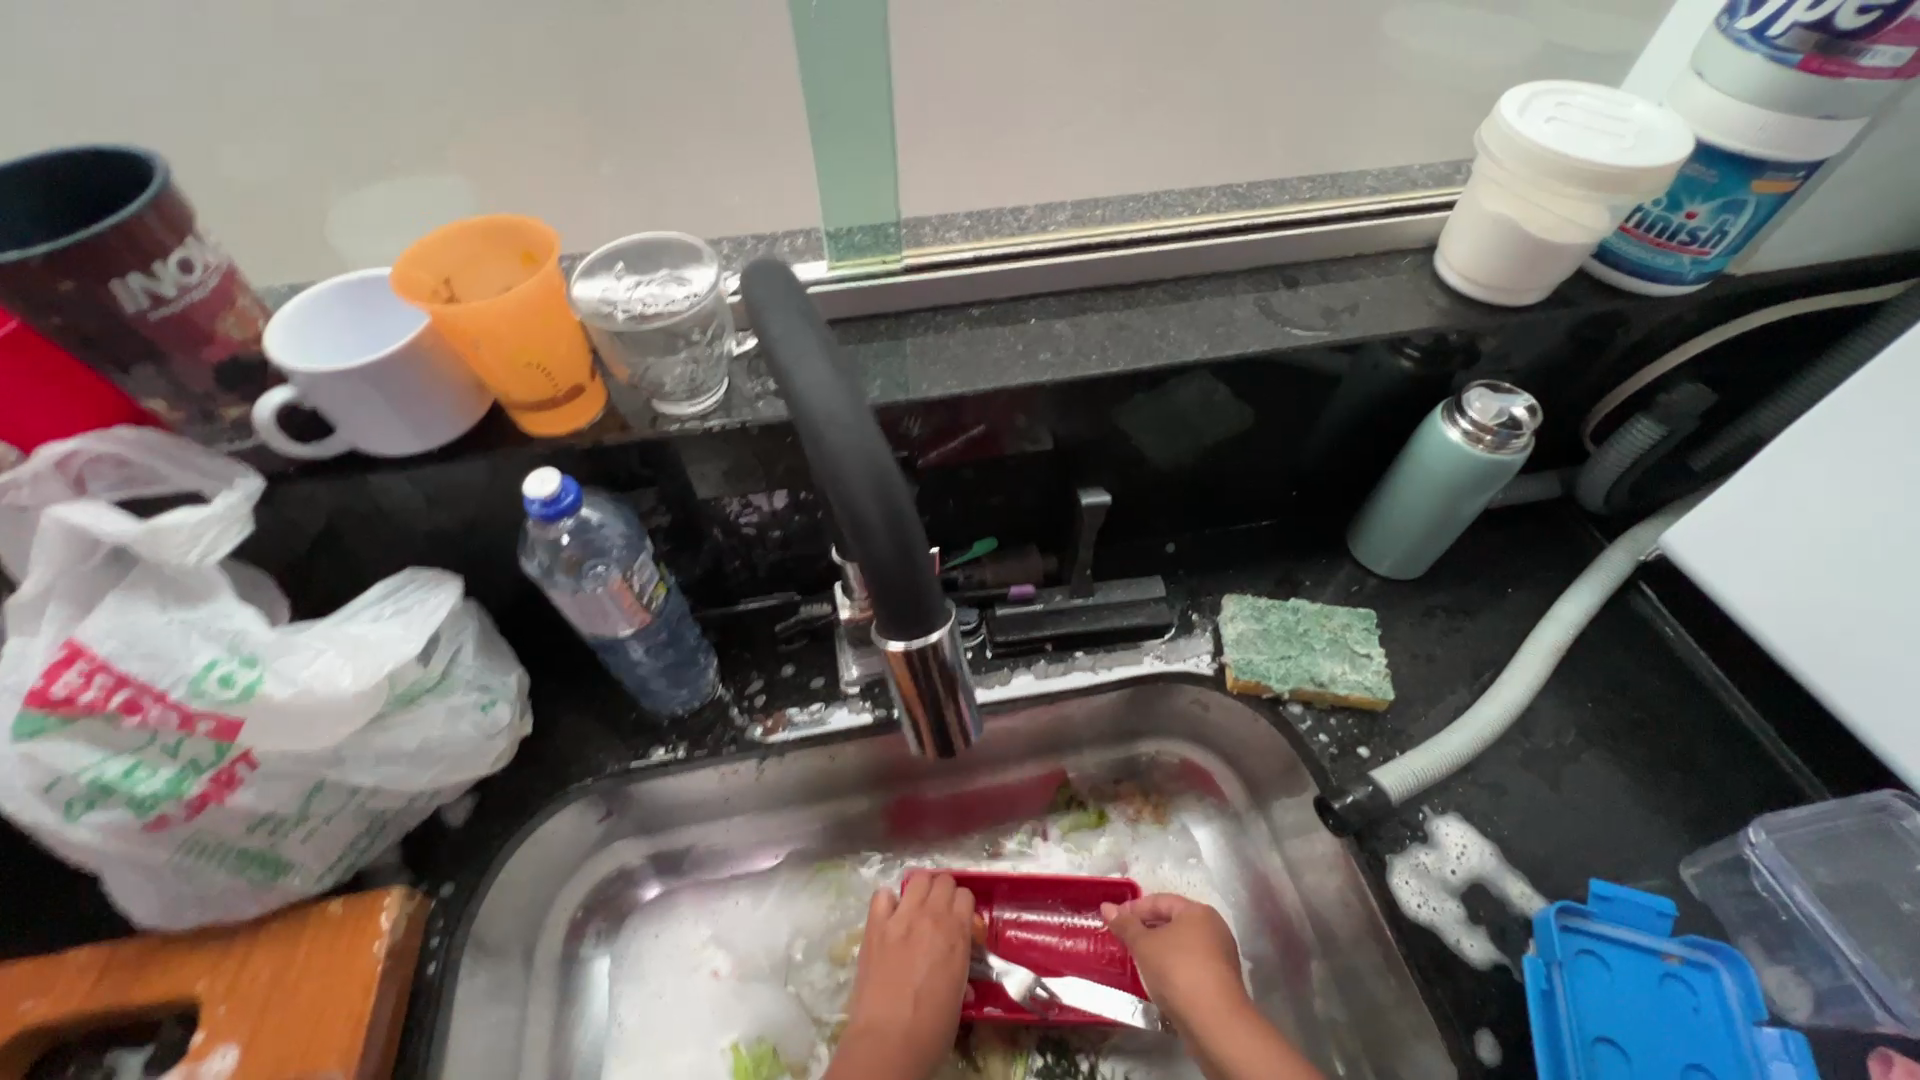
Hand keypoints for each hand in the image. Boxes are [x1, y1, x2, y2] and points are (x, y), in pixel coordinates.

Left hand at [826, 874, 974, 1079]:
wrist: (889, 1040)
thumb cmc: (932, 1027)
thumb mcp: (959, 992)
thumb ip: (959, 964)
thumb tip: (955, 963)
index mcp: (957, 932)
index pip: (966, 896)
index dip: (963, 907)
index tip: (959, 920)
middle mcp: (931, 916)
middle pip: (943, 880)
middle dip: (943, 893)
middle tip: (938, 913)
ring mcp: (900, 917)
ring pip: (917, 878)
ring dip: (920, 890)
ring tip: (916, 908)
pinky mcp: (874, 925)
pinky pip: (882, 895)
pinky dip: (888, 901)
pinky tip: (889, 918)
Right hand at [1105, 895, 1324, 1079]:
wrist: (1215, 1023)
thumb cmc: (1177, 971)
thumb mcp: (1144, 945)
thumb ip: (1125, 925)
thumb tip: (1106, 907)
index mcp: (1198, 912)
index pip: (1160, 900)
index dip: (1134, 908)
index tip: (1113, 919)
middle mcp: (1213, 929)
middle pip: (1172, 921)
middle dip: (1145, 928)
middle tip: (1122, 938)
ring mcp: (1220, 956)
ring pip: (1181, 945)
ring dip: (1158, 949)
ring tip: (1136, 959)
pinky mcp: (1220, 982)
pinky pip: (1189, 965)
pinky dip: (1171, 966)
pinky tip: (1156, 979)